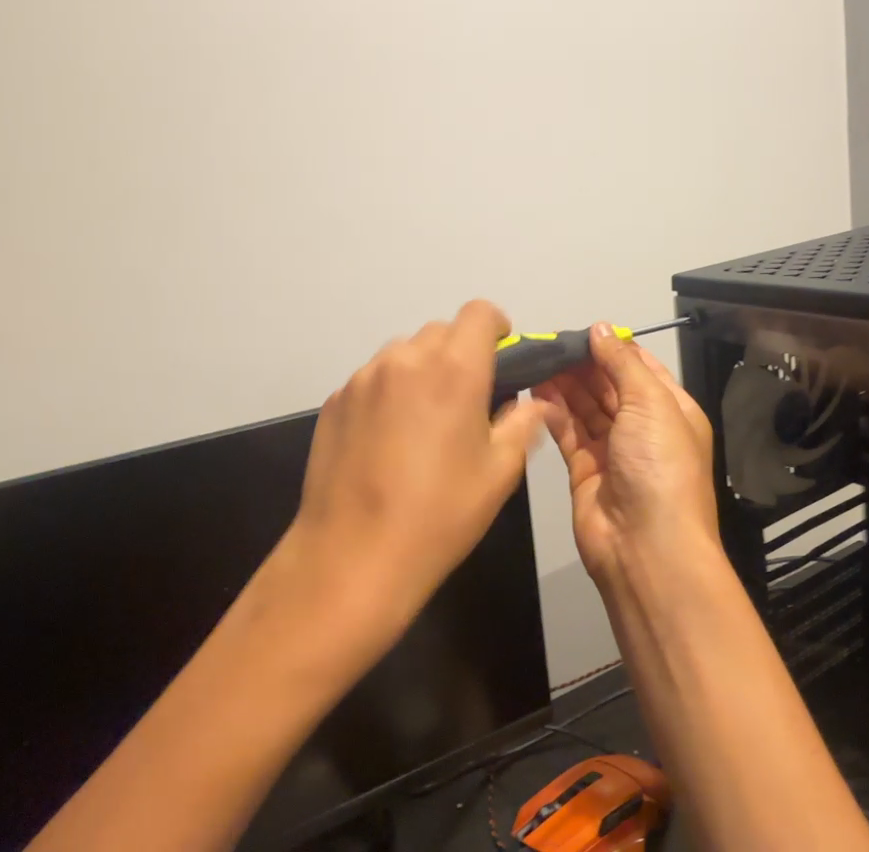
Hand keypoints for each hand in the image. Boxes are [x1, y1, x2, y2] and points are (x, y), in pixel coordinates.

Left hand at [285, 300, 545, 625]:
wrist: (353, 555)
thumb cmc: (440, 514)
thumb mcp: (499, 472)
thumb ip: (522, 424)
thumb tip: (533, 403)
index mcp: (454, 369)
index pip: (479, 313)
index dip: (496, 329)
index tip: (502, 360)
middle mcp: (404, 359)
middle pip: (440, 332)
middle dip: (460, 355)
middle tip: (467, 404)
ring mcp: (362, 379)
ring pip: (403, 354)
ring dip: (422, 372)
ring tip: (423, 426)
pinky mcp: (335, 401)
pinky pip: (372, 380)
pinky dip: (389, 394)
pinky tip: (387, 443)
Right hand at [534, 325, 717, 583]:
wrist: (646, 547)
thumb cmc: (660, 467)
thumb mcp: (651, 403)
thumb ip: (622, 363)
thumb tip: (601, 328)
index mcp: (672, 410)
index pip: (640, 368)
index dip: (612, 348)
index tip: (579, 330)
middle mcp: (644, 429)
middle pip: (609, 387)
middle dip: (582, 365)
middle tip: (547, 343)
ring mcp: (613, 452)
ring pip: (585, 409)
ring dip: (564, 385)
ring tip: (535, 360)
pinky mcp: (584, 472)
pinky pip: (567, 434)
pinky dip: (552, 413)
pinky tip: (533, 391)